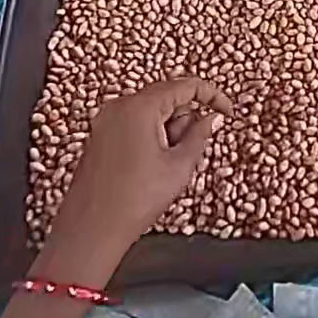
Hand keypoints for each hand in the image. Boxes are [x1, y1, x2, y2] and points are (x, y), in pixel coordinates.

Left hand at [43, 78, 232, 270]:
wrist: (91, 232)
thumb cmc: (131, 202)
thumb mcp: (179, 166)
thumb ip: (201, 134)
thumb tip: (212, 118)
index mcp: (140, 108)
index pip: (185, 86)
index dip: (212, 96)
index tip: (226, 110)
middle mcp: (119, 107)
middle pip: (168, 98)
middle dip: (184, 122)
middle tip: (183, 155)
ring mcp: (106, 121)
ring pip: (153, 113)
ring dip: (167, 133)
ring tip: (161, 167)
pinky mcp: (100, 136)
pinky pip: (136, 125)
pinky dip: (151, 138)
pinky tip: (148, 169)